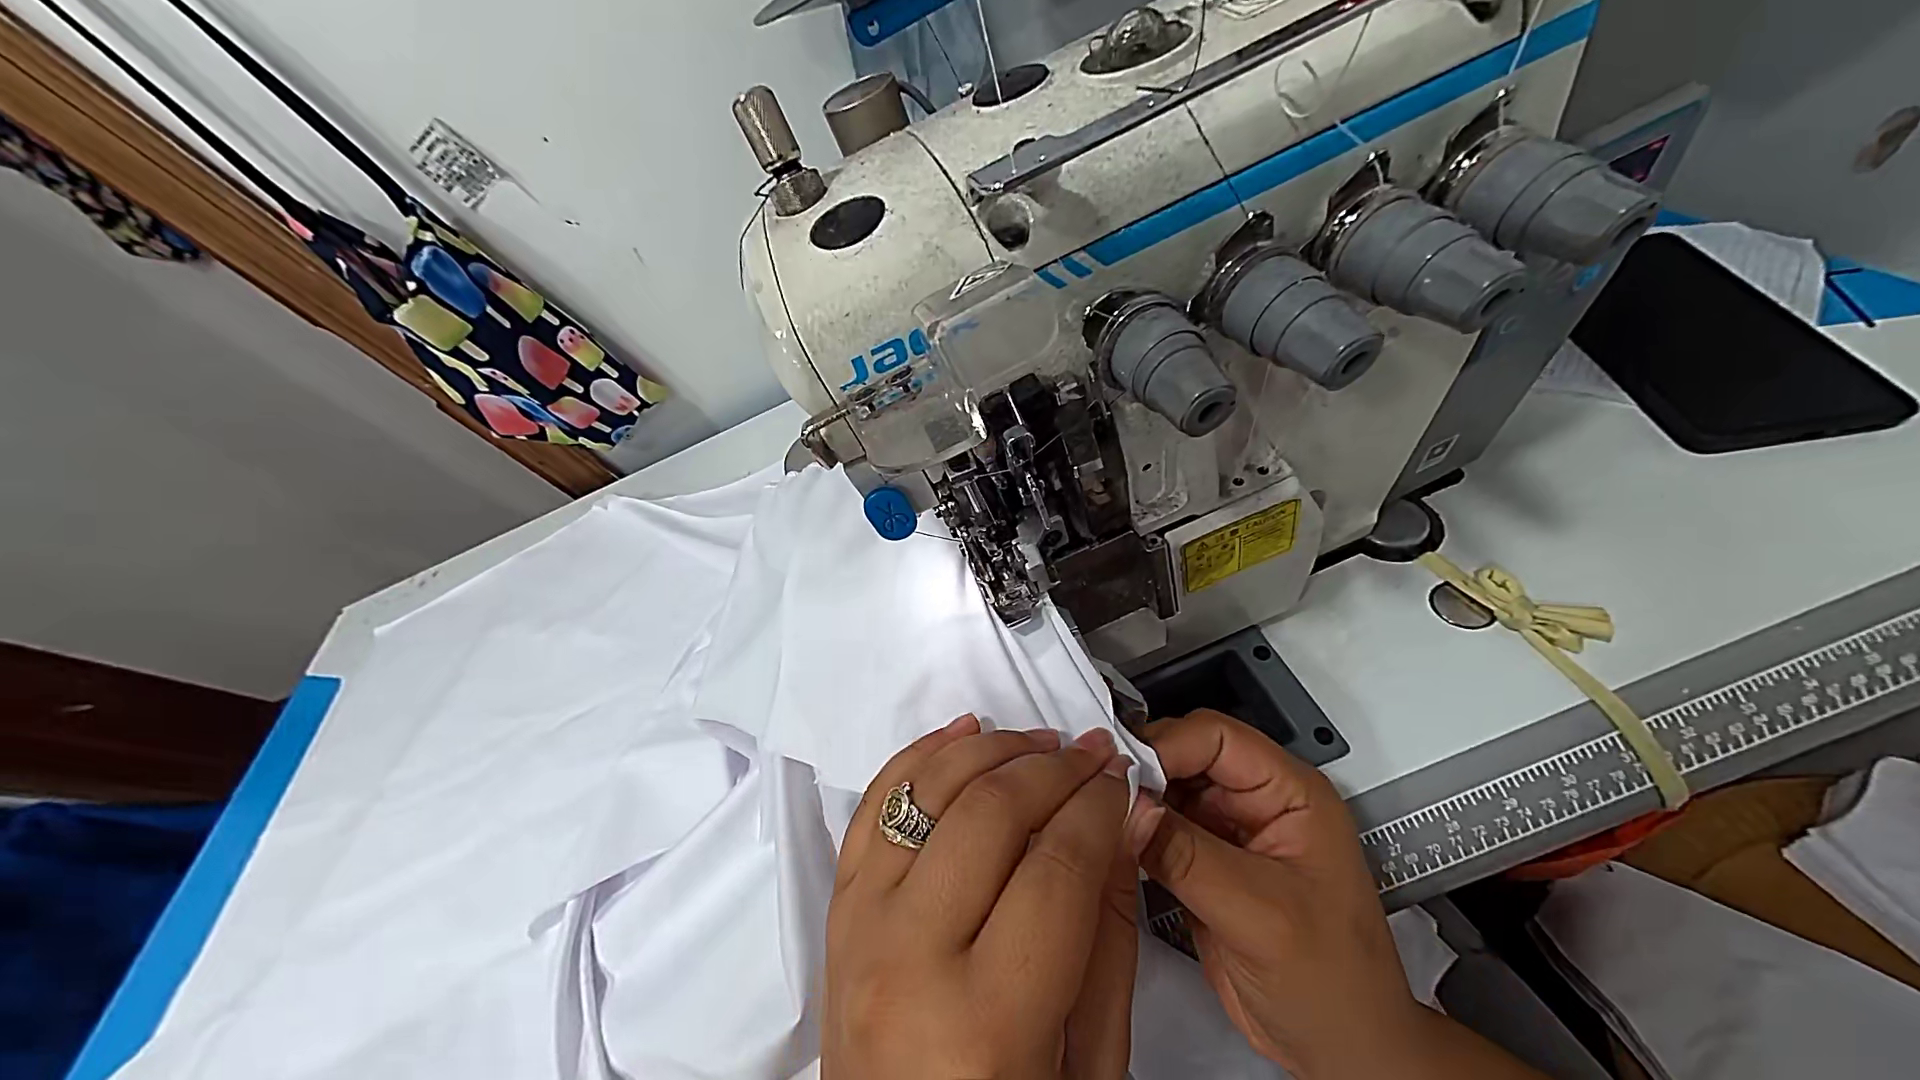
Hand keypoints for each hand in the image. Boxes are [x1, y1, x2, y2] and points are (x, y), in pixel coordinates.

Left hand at [823, 715, 1143, 1079]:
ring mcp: (860, 926)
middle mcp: (908, 960)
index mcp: (985, 1021)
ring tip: (1037, 740)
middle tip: (1090, 753)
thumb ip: (1109, 936)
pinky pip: (874, 805)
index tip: (1121, 781)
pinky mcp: (838, 909)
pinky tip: (963, 733)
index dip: (1098, 807)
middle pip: (991, 815)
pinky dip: (920, 756)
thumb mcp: (1088, 1061)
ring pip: (929, 791)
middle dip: (1054, 769)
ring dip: (990, 749)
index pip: (1057, 868)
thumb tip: (1122, 824)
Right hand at [1136, 710, 1544, 1079]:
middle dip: (1141, 772)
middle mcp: (1254, 801)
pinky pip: (1154, 829)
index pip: (1215, 737)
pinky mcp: (1200, 860)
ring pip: (1161, 790)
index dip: (1165, 746)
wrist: (1341, 1050)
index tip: (1125, 773)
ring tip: (1105, 823)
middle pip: (1181, 754)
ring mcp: (1224, 831)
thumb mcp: (1262, 914)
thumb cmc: (1338, 987)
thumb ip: (1189, 855)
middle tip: (1105, 798)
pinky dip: (1131, 834)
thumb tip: (1131, 808)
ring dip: (1132, 804)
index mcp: (1289, 792)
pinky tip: (1115, 847)